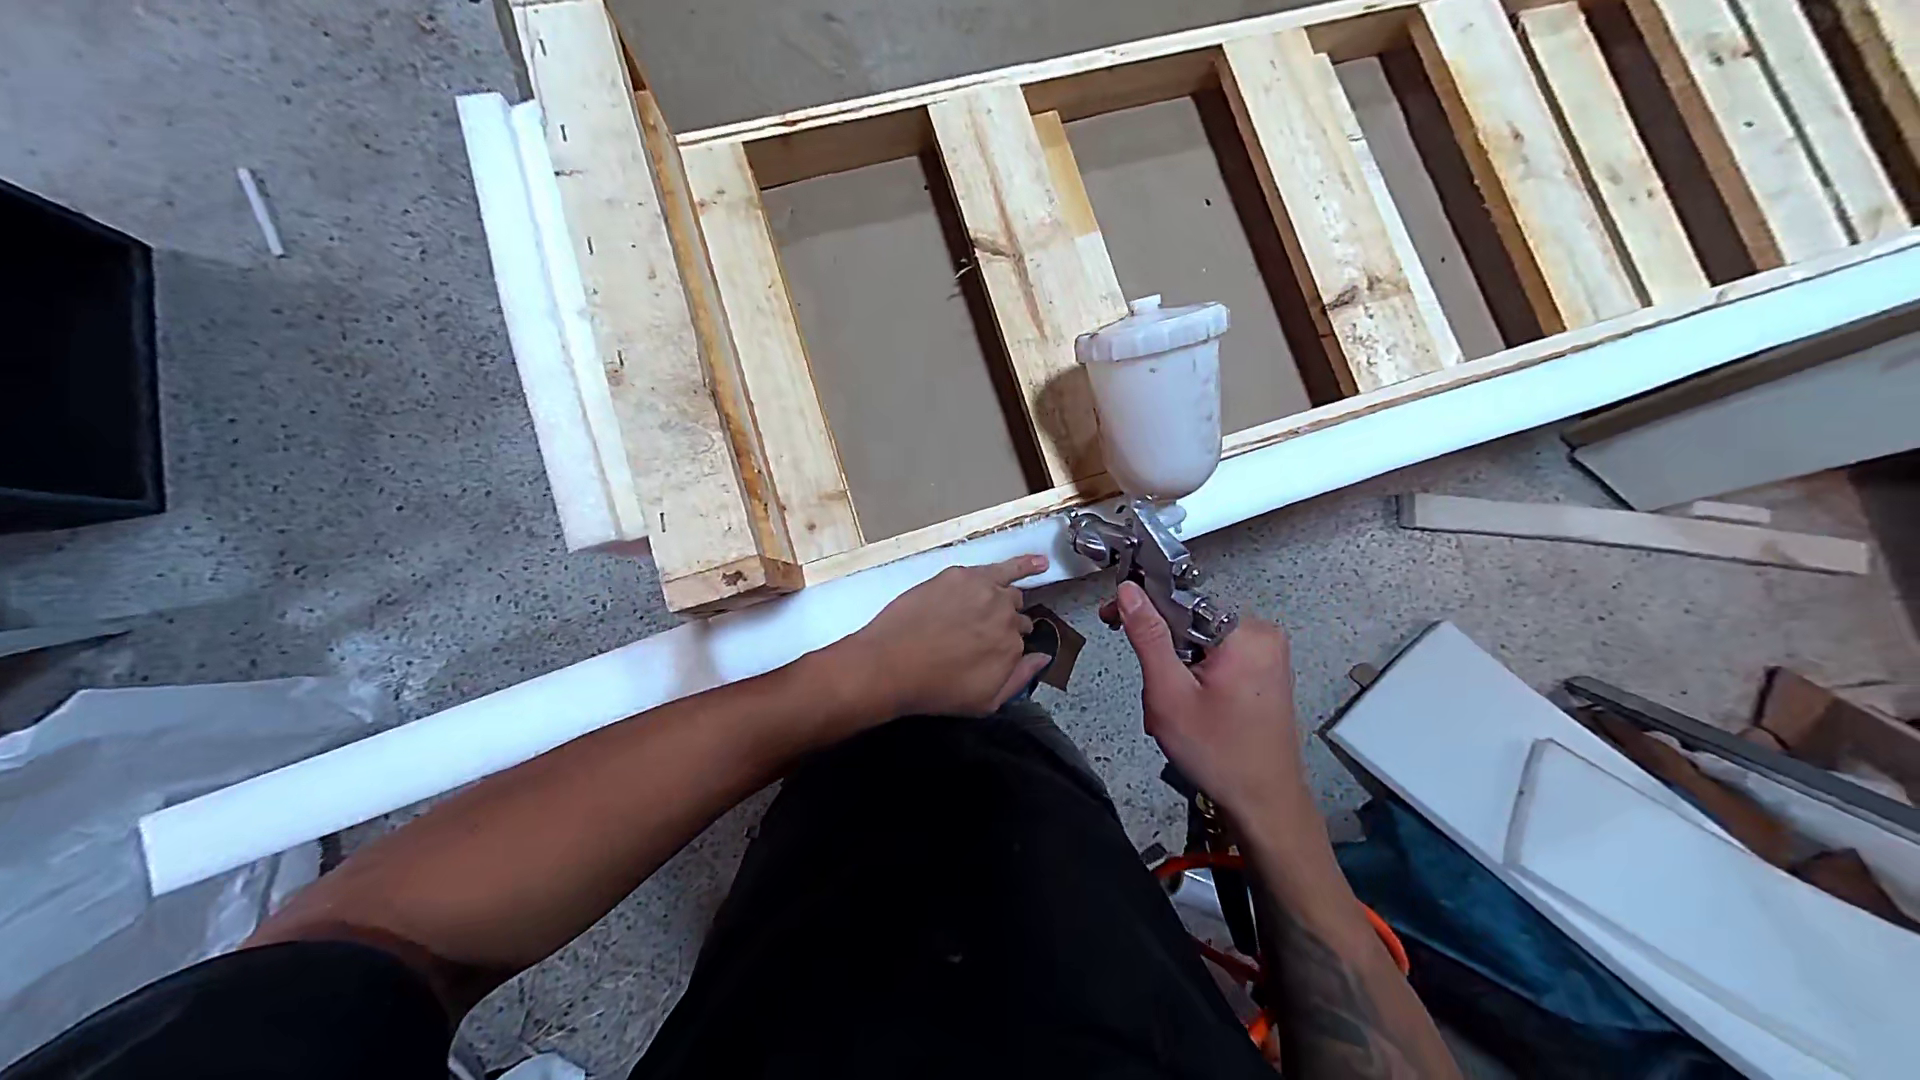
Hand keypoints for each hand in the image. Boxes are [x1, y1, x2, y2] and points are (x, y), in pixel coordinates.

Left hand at [834, 555, 1052, 719]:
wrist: (891, 665)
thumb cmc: (933, 688)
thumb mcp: (984, 701)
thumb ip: (1020, 679)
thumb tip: (1042, 659)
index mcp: (1012, 649)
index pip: (1019, 641)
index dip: (1004, 644)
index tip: (988, 647)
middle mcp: (1006, 618)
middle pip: (1015, 615)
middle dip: (1003, 622)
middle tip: (979, 630)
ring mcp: (986, 593)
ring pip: (1009, 592)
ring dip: (1007, 598)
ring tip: (1014, 594)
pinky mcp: (963, 575)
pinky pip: (1002, 567)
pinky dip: (1023, 564)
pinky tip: (1038, 562)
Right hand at [1107, 581, 1307, 825]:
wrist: (1265, 804)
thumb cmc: (1216, 752)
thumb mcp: (1169, 693)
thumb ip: (1148, 636)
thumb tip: (1128, 588)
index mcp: (1245, 632)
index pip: (1179, 599)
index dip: (1141, 609)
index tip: (1110, 619)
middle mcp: (1263, 634)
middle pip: (1190, 620)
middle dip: (1162, 650)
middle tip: (1152, 688)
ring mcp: (1268, 654)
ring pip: (1199, 640)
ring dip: (1176, 666)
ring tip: (1171, 705)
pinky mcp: (1265, 671)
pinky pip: (1217, 655)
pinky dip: (1195, 674)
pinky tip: (1192, 706)